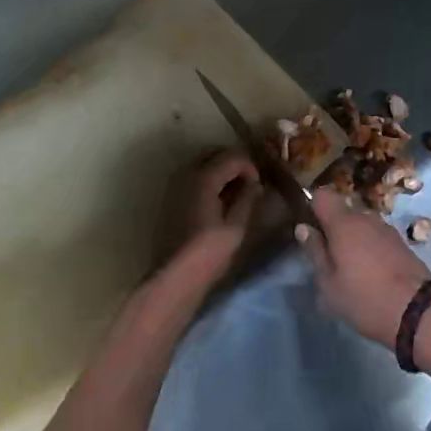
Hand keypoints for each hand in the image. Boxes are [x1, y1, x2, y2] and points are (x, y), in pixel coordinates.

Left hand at [156, 151, 262, 270]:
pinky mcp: (171, 197)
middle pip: (215, 153)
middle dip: (235, 164)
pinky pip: (193, 176)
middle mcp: (187, 173)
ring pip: (202, 163)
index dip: (250, 168)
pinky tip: (217, 201)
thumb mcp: (236, 227)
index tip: (259, 188)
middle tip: (249, 186)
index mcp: (204, 177)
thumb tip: (255, 185)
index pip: (233, 157)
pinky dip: (208, 179)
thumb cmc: (208, 253)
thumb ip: (247, 199)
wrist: (173, 277)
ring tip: (235, 193)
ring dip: (221, 171)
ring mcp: (175, 184)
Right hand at [296, 190, 430, 345]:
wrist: (418, 312)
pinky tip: (372, 274)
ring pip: (361, 224)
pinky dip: (370, 248)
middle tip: (329, 258)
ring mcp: (387, 229)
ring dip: (353, 239)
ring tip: (352, 270)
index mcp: (343, 223)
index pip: (322, 194)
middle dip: (334, 228)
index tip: (311, 228)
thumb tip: (303, 227)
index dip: (313, 206)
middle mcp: (366, 218)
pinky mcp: (402, 243)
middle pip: (343, 210)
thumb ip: (315, 252)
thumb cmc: (364, 299)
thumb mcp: (329, 284)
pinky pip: (377, 237)